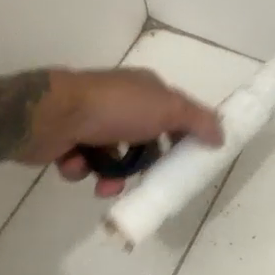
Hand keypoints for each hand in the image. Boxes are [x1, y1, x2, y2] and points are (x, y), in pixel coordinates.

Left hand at [26, 69, 221, 195]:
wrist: (52, 115)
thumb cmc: (115, 108)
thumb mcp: (168, 109)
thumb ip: (198, 120)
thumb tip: (222, 134)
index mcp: (146, 89)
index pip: (173, 113)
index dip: (181, 136)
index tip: (186, 161)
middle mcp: (120, 102)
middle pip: (144, 139)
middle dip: (144, 163)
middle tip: (146, 180)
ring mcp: (92, 121)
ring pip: (113, 157)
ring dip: (111, 175)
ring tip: (105, 186)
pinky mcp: (67, 140)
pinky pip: (83, 164)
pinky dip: (82, 168)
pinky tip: (77, 165)